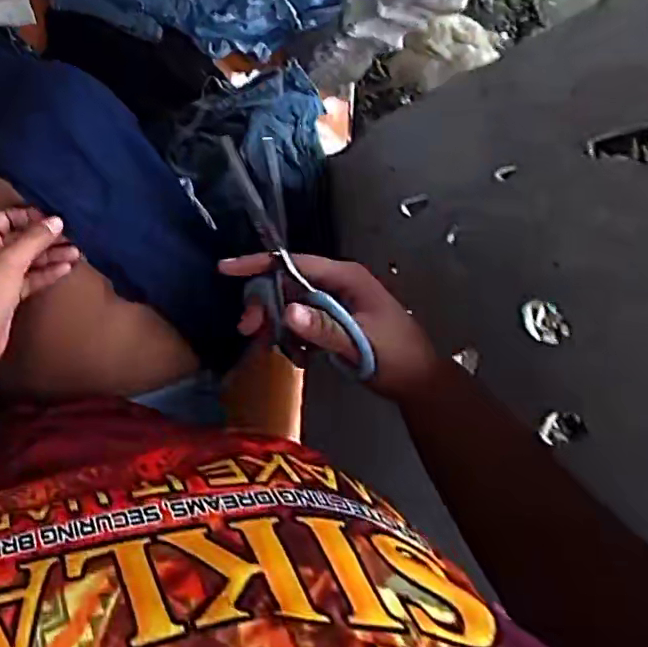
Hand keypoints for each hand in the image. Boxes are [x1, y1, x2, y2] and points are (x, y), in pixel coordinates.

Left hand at [0, 208, 79, 360]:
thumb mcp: (10, 261)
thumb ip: (35, 238)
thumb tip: (57, 220)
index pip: (6, 217)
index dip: (31, 215)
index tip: (56, 217)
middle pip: (20, 238)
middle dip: (46, 238)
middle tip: (74, 235)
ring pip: (27, 259)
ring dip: (50, 256)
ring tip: (78, 252)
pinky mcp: (7, 294)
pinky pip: (29, 277)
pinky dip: (46, 273)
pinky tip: (66, 268)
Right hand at [219, 254, 445, 401]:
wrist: (421, 384)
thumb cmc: (396, 357)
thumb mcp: (359, 343)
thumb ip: (323, 328)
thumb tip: (287, 311)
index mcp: (346, 278)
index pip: (294, 263)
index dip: (259, 264)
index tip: (226, 268)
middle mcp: (337, 284)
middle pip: (287, 282)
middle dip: (264, 302)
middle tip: (248, 329)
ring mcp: (335, 302)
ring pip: (290, 302)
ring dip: (274, 322)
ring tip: (269, 346)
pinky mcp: (332, 320)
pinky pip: (301, 320)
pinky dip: (290, 335)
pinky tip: (292, 354)